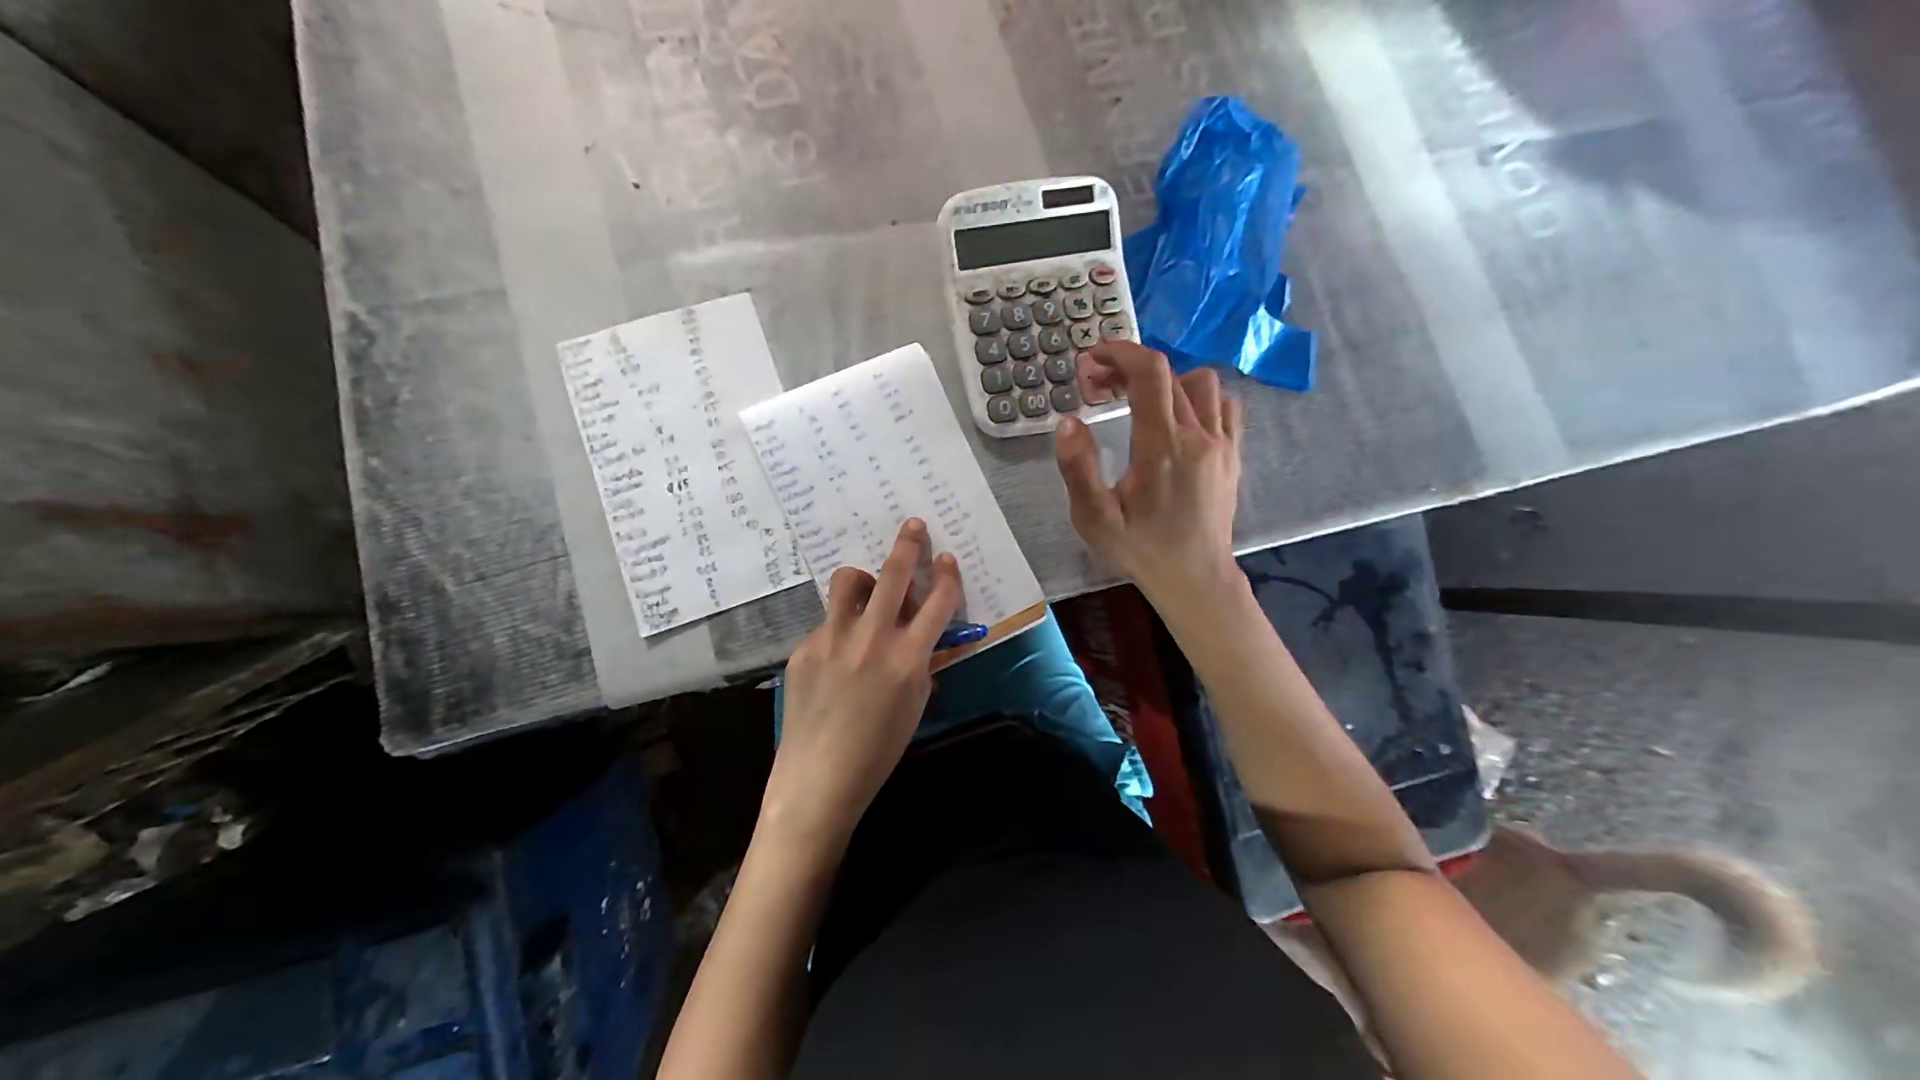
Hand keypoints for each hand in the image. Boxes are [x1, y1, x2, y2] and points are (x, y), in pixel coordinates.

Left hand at [762, 518, 961, 852]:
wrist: (819, 777)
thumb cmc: (879, 750)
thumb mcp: (915, 705)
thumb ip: (922, 662)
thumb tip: (925, 633)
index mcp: (908, 658)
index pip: (938, 602)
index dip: (947, 576)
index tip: (948, 559)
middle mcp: (871, 638)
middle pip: (894, 574)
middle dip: (908, 543)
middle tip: (913, 525)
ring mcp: (833, 639)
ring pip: (850, 582)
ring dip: (865, 578)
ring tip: (867, 591)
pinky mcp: (804, 647)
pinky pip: (827, 622)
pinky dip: (840, 628)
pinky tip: (837, 657)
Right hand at [1055, 342, 1244, 608]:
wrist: (1195, 578)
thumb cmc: (1141, 549)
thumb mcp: (1095, 518)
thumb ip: (1078, 468)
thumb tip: (1069, 422)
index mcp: (1162, 447)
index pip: (1149, 372)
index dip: (1120, 352)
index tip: (1093, 359)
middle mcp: (1198, 435)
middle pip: (1169, 373)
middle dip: (1129, 368)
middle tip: (1098, 388)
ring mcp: (1222, 443)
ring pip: (1202, 382)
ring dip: (1167, 380)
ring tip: (1139, 401)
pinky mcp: (1233, 454)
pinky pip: (1225, 404)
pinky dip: (1198, 397)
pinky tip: (1177, 417)